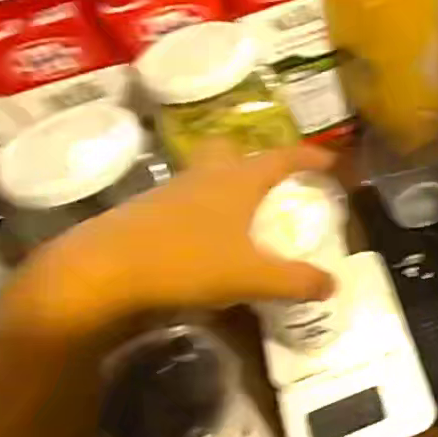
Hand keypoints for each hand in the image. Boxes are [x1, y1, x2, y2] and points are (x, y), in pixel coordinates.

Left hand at [0, 146, 338, 343]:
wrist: (104, 270)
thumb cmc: (186, 262)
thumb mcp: (250, 277)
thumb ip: (295, 281)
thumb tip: (333, 284)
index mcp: (237, 181)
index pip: (281, 159)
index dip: (308, 159)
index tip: (329, 162)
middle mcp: (205, 176)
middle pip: (231, 151)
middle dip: (254, 159)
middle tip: (271, 180)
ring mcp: (171, 191)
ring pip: (205, 175)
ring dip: (226, 186)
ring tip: (242, 215)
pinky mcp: (146, 211)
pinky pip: (185, 201)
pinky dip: (203, 212)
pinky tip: (205, 240)